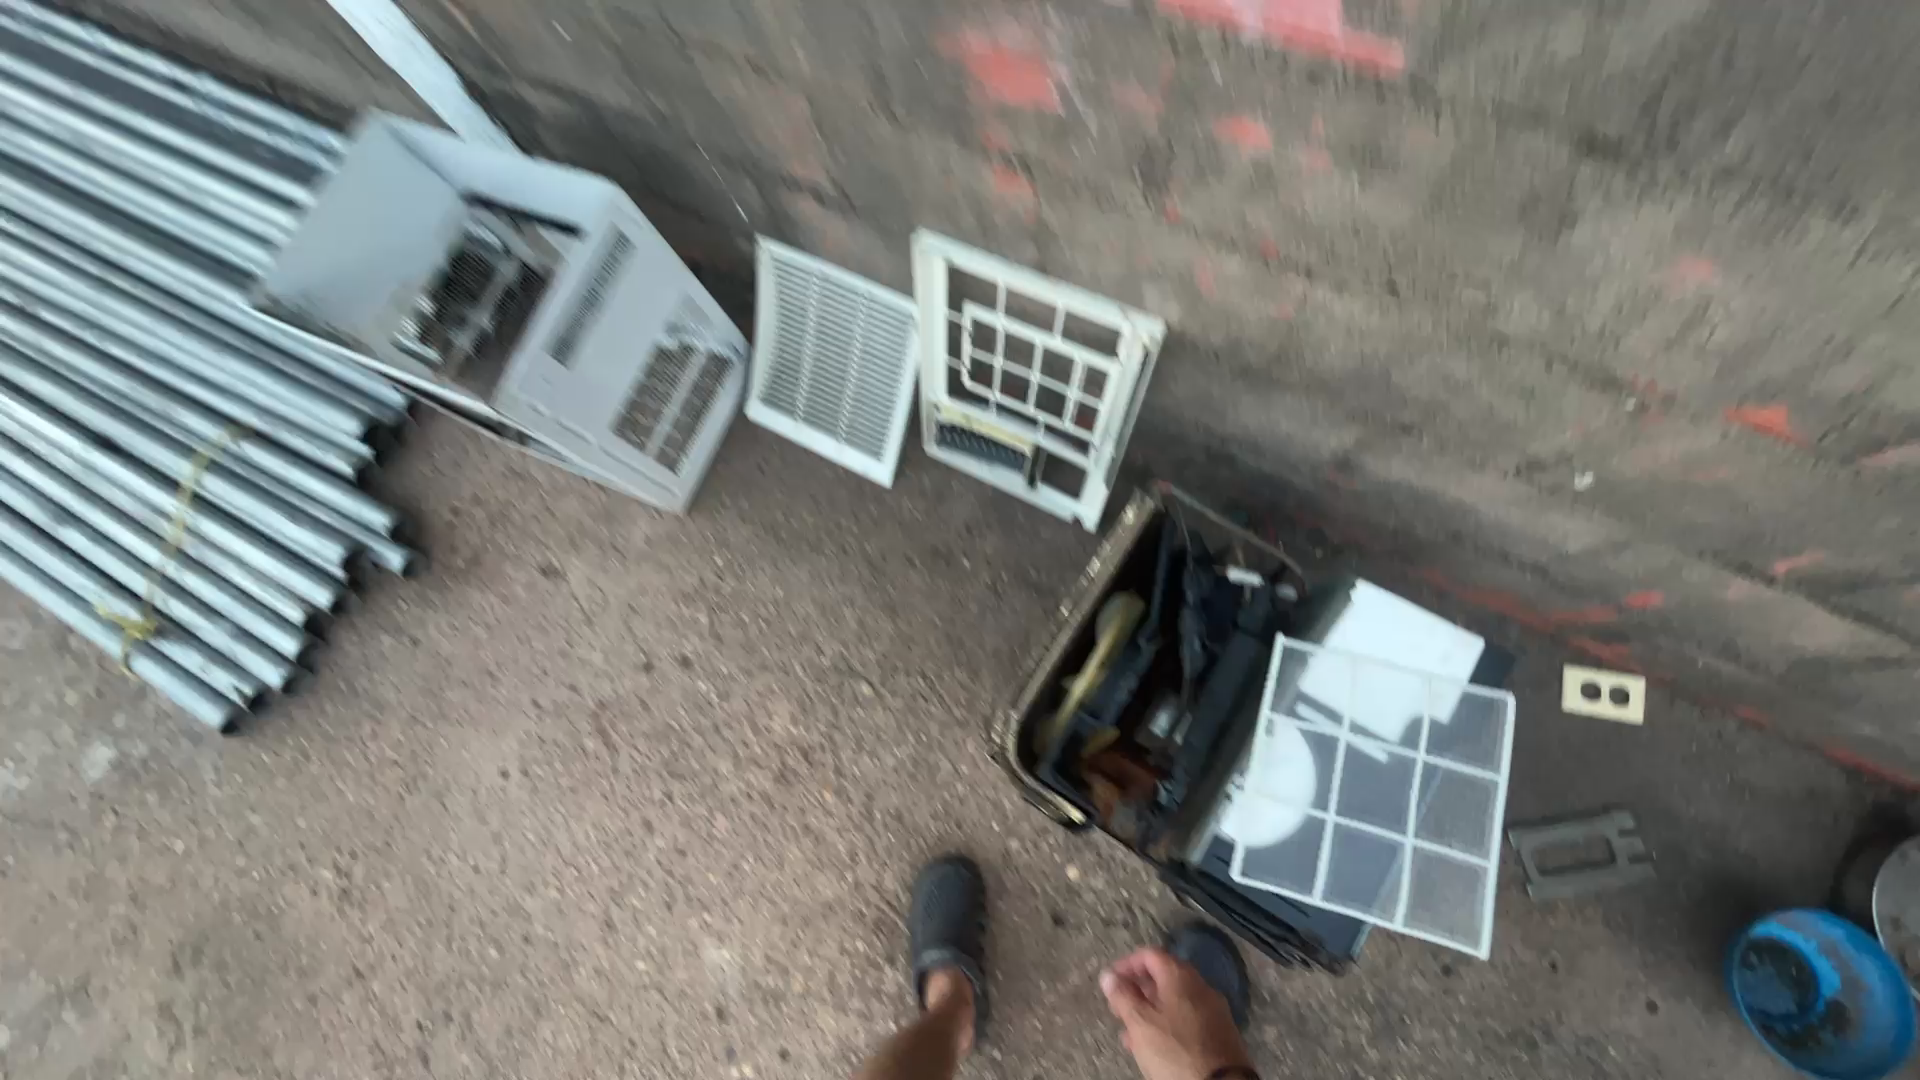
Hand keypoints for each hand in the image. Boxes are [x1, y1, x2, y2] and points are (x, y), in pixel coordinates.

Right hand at [1100, 947, 1253, 1079]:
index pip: (1149, 954)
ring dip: (1152, 1012)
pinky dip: (1170, 1025)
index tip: (1112, 981)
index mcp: (1180, 975)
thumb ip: (1122, 996)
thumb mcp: (1141, 1024)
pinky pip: (1189, 1019)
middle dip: (1138, 991)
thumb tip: (1108, 975)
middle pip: (1164, 977)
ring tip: (1132, 1035)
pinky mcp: (1222, 1033)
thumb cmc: (1175, 1050)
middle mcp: (1200, 985)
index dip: (1127, 964)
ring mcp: (1215, 1009)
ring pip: (1176, 1001)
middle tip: (1120, 1009)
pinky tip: (1157, 1046)